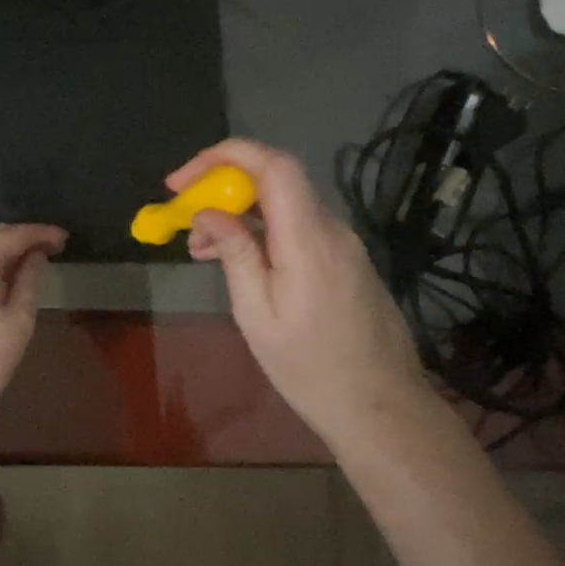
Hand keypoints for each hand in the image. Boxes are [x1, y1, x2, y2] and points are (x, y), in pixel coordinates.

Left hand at [0, 223, 66, 436]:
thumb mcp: (17, 322)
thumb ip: (29, 281)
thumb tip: (37, 256)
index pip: (14, 235)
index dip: (42, 233)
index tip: (64, 238)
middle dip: (22, 238)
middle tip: (51, 248)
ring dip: (2, 250)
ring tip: (30, 262)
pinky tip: (0, 277)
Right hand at [169, 140, 430, 443]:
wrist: (382, 409)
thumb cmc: (310, 368)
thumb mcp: (257, 314)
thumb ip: (235, 254)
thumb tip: (207, 212)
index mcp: (308, 239)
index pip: (273, 165)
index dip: (224, 156)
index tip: (182, 181)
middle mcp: (332, 230)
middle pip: (274, 180)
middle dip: (221, 189)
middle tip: (182, 220)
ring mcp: (344, 244)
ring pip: (283, 205)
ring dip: (238, 214)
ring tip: (202, 250)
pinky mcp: (347, 260)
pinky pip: (297, 227)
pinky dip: (261, 231)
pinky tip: (239, 263)